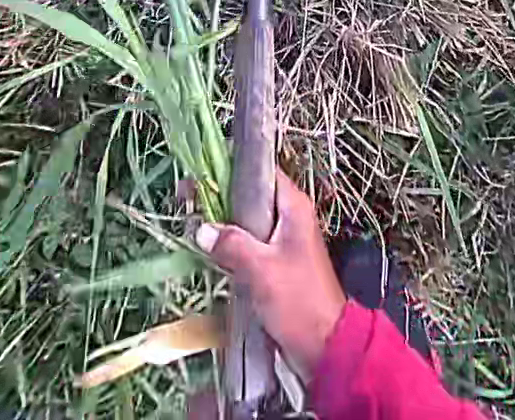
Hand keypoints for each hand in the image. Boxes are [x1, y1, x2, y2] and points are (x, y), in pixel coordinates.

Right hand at [194, 168, 347, 377]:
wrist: (326, 345)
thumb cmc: (299, 301)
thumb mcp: (262, 271)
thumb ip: (232, 245)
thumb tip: (201, 228)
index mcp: (293, 206)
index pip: (261, 172)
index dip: (231, 169)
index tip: (201, 172)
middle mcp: (289, 215)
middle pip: (251, 194)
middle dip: (220, 195)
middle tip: (187, 197)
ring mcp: (284, 237)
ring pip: (248, 218)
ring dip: (223, 220)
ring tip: (191, 218)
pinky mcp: (277, 259)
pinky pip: (250, 240)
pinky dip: (231, 241)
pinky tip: (208, 246)